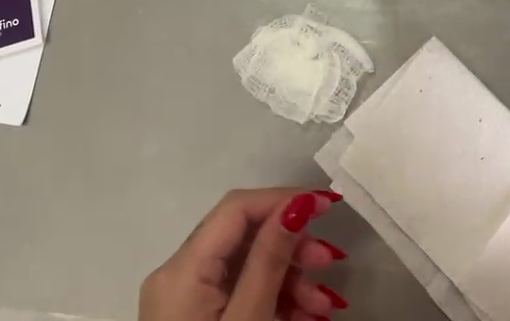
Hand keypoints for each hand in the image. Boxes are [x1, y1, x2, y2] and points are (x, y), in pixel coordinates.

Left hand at [139, 188, 349, 320]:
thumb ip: (270, 261)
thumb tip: (298, 202)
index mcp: (182, 269)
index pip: (236, 209)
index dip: (283, 199)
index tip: (329, 205)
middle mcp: (178, 276)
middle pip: (244, 237)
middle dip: (293, 248)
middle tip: (331, 265)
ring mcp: (186, 302)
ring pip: (247, 268)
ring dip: (292, 280)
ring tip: (326, 307)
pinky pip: (240, 295)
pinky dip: (276, 301)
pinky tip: (308, 318)